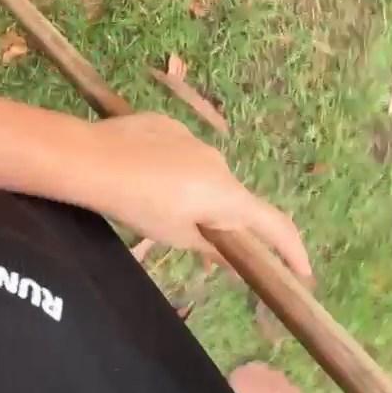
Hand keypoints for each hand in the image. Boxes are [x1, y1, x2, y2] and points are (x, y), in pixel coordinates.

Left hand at [74, 113, 311, 278]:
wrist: (91, 158)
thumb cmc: (137, 203)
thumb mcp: (177, 235)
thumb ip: (212, 247)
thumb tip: (232, 256)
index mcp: (228, 194)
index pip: (273, 224)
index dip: (291, 250)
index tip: (301, 271)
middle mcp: (217, 161)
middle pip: (230, 196)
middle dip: (219, 215)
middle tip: (191, 230)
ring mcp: (189, 136)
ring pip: (201, 170)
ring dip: (190, 187)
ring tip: (153, 197)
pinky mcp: (163, 122)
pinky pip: (176, 149)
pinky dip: (168, 163)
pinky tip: (140, 169)